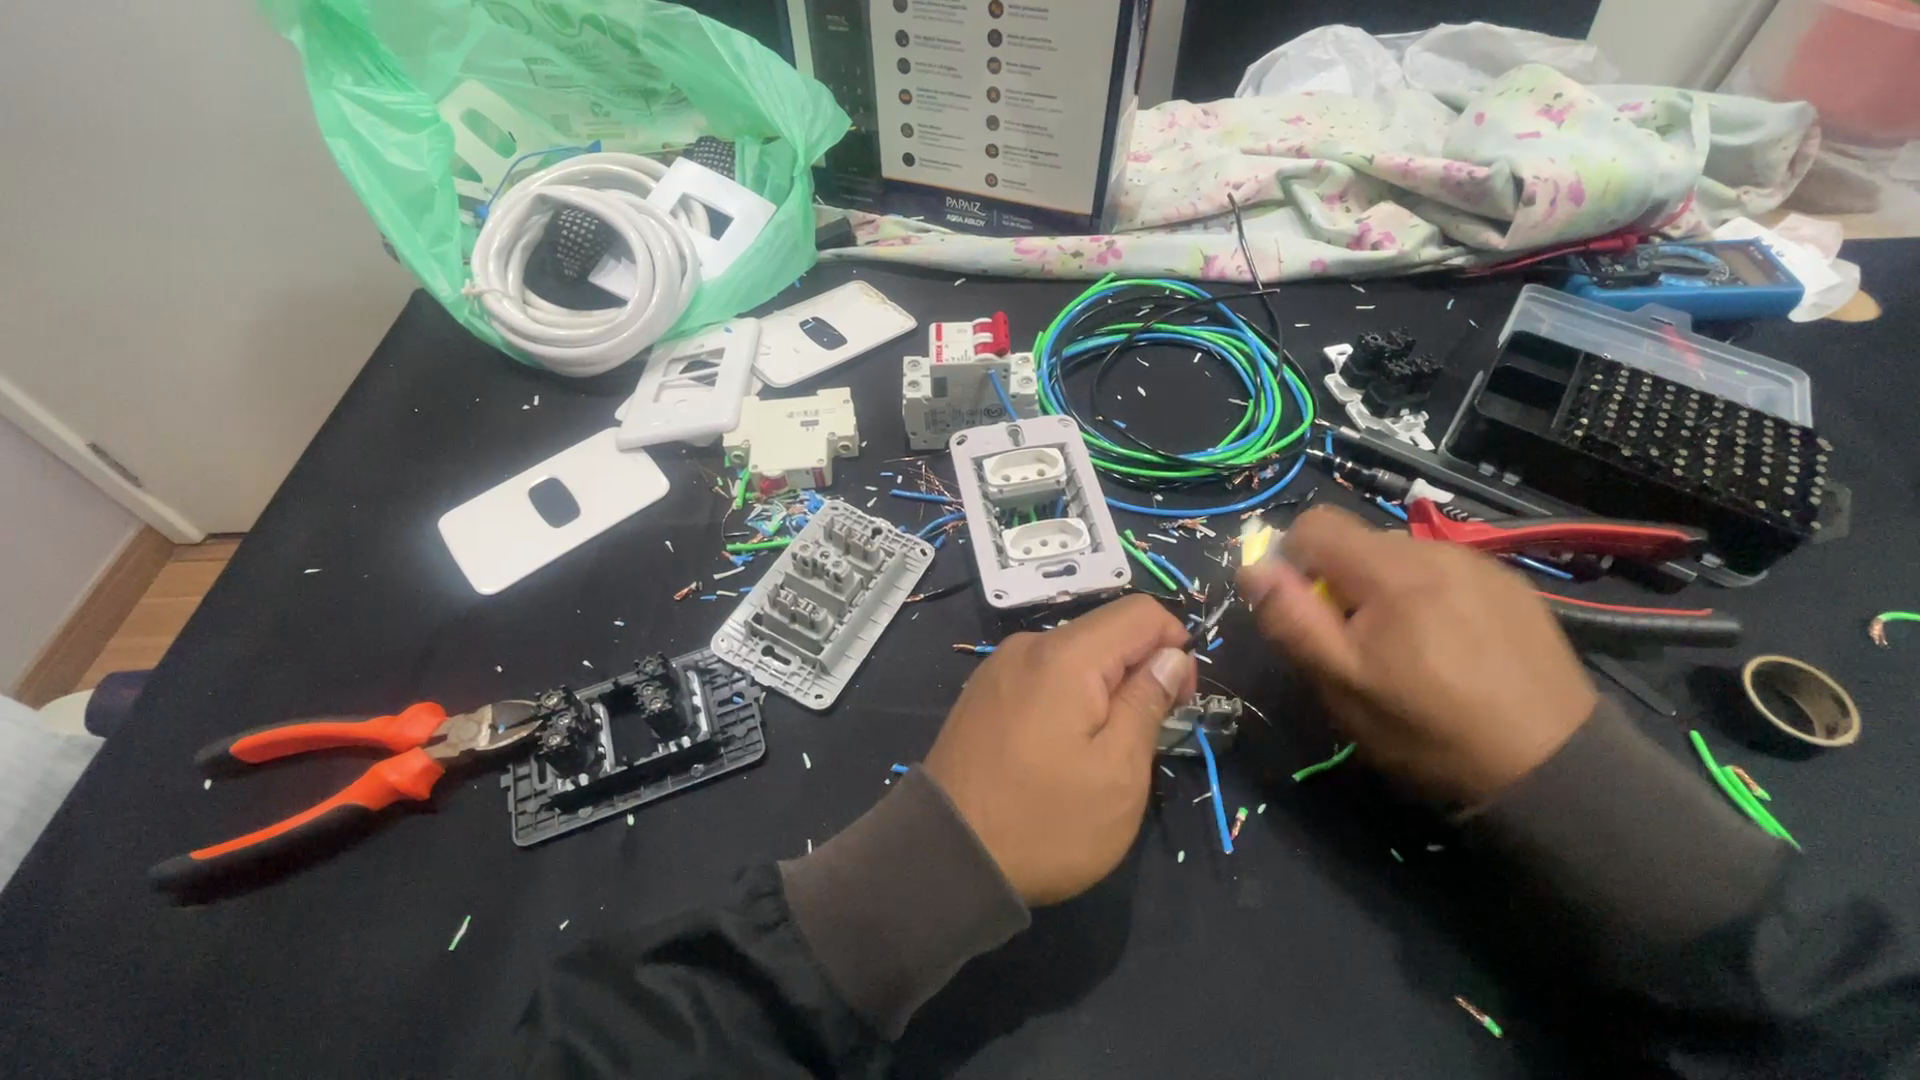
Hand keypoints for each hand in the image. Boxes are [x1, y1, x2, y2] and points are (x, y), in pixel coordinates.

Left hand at [923, 595, 1194, 905]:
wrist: (944, 856)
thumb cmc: (1044, 821)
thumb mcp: (1118, 771)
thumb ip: (1147, 701)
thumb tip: (1170, 655)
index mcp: (1064, 656)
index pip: (1140, 613)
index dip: (1175, 646)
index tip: (1179, 700)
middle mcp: (1027, 646)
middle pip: (1104, 632)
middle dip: (1139, 670)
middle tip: (1146, 735)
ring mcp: (998, 669)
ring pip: (1073, 657)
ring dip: (1104, 689)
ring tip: (1103, 750)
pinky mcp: (982, 695)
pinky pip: (1042, 677)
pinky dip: (1069, 699)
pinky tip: (1063, 748)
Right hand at [1238, 505, 1595, 805]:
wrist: (1553, 765)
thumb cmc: (1429, 730)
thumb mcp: (1343, 684)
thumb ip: (1291, 619)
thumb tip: (1252, 567)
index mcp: (1390, 570)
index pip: (1313, 524)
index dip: (1292, 563)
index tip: (1309, 614)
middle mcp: (1435, 550)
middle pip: (1357, 542)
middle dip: (1340, 584)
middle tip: (1358, 646)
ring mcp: (1480, 564)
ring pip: (1399, 558)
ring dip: (1383, 591)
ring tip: (1408, 651)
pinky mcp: (1511, 585)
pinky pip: (1443, 573)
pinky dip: (1427, 598)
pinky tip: (1449, 648)